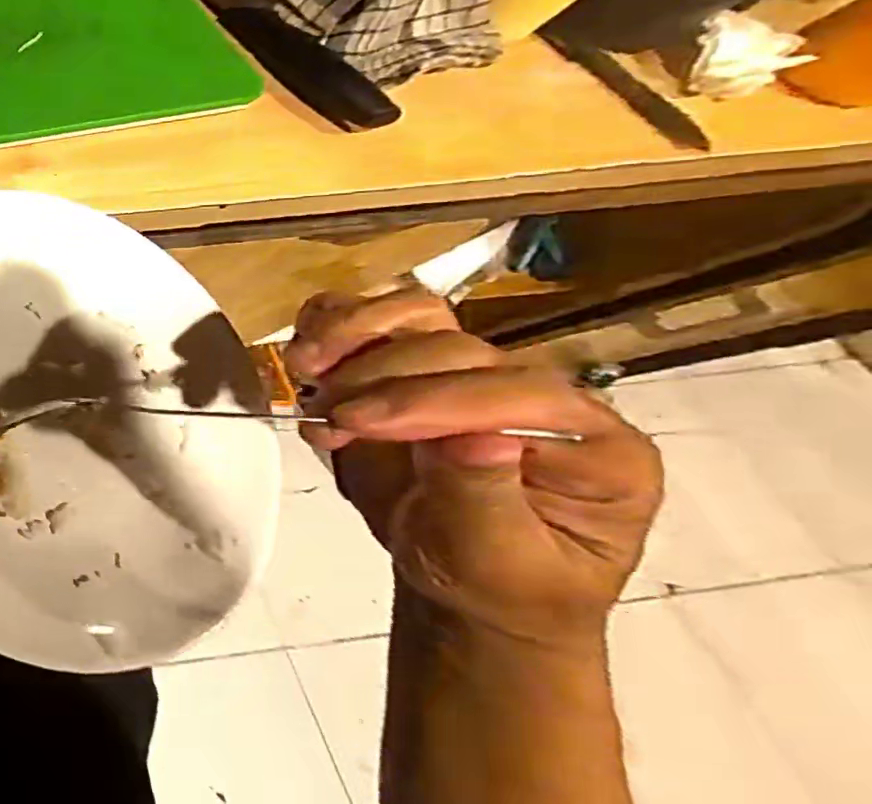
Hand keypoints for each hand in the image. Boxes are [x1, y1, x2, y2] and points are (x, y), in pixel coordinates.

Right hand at [284, 288, 662, 648]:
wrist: (457, 578)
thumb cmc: (491, 583)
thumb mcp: (497, 564)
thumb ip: (488, 501)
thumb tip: (478, 440)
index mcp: (593, 445)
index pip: (516, 394)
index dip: (428, 400)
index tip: (353, 423)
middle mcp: (537, 393)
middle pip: (454, 348)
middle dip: (376, 375)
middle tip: (322, 413)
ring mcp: (472, 370)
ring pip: (417, 313)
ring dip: (350, 332)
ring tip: (303, 367)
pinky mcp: (415, 363)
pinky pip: (376, 319)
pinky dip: (333, 323)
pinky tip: (307, 355)